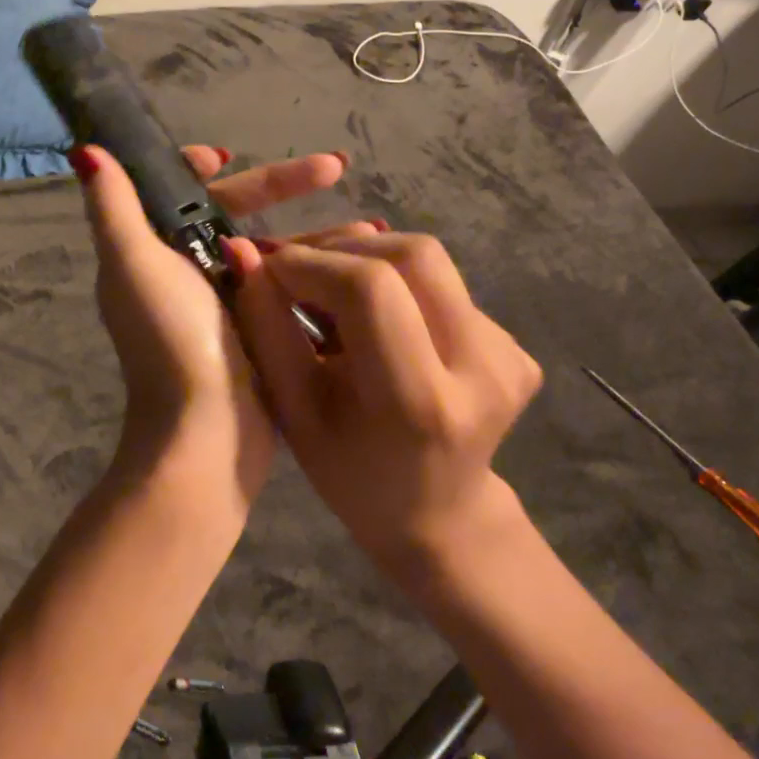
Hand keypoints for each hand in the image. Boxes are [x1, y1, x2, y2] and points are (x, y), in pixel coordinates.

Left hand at [72, 143, 346, 516]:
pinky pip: (288, 285)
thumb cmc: (171, 338)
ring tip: (370, 227)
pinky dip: (320, 269)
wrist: (206, 432)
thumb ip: (111, 206)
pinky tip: (362, 263)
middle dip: (280, 185)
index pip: (171, 191)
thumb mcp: (133, 264)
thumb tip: (84, 150)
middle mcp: (182, 272)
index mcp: (150, 251)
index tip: (230, 157)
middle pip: (230, 212)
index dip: (197, 167)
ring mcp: (222, 304)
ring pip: (267, 248)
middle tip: (335, 167)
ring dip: (312, 230)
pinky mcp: (258, 332)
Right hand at [222, 229, 542, 564]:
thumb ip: (267, 328)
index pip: (370, 290)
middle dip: (339, 247)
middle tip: (292, 265)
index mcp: (419, 401)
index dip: (309, 264)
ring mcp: (508, 353)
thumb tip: (243, 253)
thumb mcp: (292, 409)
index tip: (266, 267)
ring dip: (363, 257)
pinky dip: (392, 283)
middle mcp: (481, 368)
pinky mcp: (516, 344)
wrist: (435, 511)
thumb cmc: (346, 470)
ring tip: (322, 285)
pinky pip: (441, 285)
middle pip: (411, 255)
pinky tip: (368, 317)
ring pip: (428, 260)